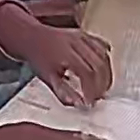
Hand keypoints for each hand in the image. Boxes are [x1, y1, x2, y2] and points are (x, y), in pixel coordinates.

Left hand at [0, 3, 114, 106]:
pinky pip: (103, 47)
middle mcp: (76, 42)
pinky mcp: (86, 35)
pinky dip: (106, 62)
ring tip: (102, 89)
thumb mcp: (48, 78)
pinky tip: (104, 73)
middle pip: (99, 65)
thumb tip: (79, 104)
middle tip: (98, 98)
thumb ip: (64, 93)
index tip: (90, 102)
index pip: (87, 73)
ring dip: (107, 75)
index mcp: (66, 52)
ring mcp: (83, 36)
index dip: (92, 90)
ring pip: (104, 57)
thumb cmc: (39, 57)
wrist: (32, 37)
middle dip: (101, 85)